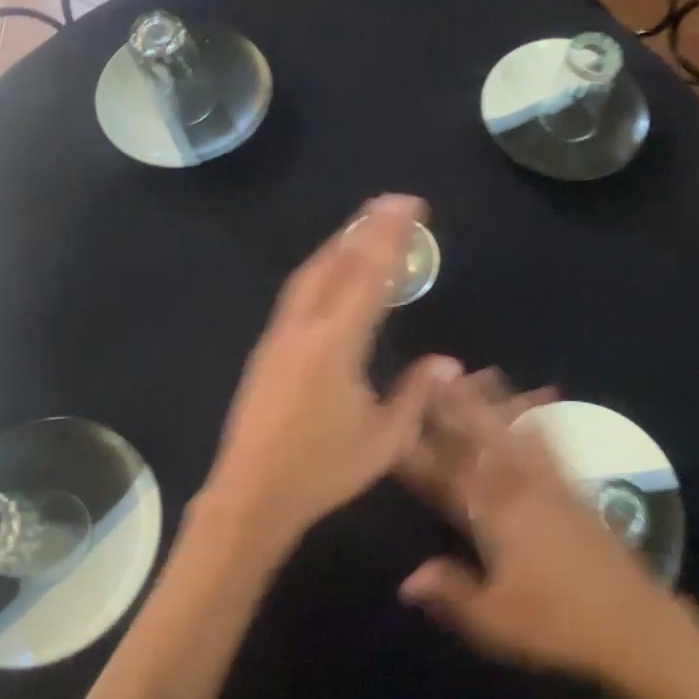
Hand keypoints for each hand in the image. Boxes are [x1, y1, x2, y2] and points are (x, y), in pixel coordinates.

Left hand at [207, 195, 460, 538]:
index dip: (392, 237)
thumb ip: (416, 395)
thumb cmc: (322, 470)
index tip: (411, 206)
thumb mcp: (384, 440)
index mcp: (336, 344)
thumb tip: (448, 362)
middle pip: (336, 262)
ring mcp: (279, 336)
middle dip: (366, 227)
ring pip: (311, 274)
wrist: (250, 495)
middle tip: (393, 202)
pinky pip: (299, 292)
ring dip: (340, 243)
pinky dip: (322, 267)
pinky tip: (330, 271)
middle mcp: (304, 328)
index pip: (369, 276)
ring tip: (364, 225)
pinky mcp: (267, 349)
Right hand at [396, 373, 680, 680]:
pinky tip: (538, 395)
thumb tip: (407, 579)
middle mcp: (520, 485)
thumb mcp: (494, 619)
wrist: (630, 619)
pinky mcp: (574, 484)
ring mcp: (550, 480)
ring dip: (493, 399)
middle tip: (433, 373)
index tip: (395, 423)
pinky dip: (538, 413)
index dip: (419, 450)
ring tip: (476, 372)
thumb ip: (450, 591)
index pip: (447, 473)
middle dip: (455, 404)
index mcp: (495, 514)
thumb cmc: (555, 621)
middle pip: (481, 435)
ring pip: (515, 428)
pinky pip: (550, 438)